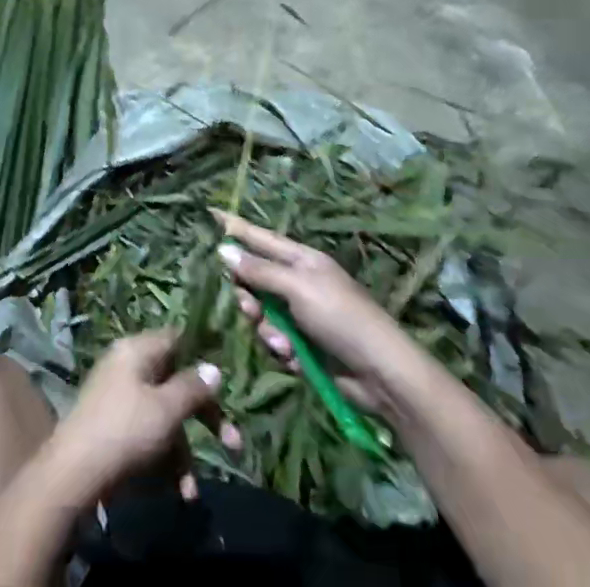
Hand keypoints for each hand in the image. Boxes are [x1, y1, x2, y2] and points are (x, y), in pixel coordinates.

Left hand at [44, 330, 232, 503]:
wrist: (76, 471)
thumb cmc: (126, 430)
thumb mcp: (166, 409)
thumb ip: (192, 388)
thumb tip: (213, 367)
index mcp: (135, 352)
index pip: (175, 338)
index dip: (202, 352)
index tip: (230, 369)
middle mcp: (127, 368)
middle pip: (176, 382)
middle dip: (206, 416)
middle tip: (235, 443)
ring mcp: (120, 398)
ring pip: (166, 416)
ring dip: (184, 453)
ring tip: (192, 489)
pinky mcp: (117, 427)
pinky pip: (150, 436)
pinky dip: (165, 461)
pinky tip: (179, 493)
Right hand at [212, 209, 425, 418]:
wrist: (381, 375)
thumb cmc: (342, 319)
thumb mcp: (297, 288)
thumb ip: (258, 270)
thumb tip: (223, 250)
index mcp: (301, 260)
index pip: (259, 237)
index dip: (234, 227)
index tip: (208, 213)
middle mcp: (298, 283)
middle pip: (252, 279)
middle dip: (247, 297)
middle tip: (251, 310)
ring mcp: (299, 314)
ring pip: (258, 312)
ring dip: (266, 330)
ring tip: (283, 344)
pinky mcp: (300, 343)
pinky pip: (271, 338)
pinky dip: (279, 348)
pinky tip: (294, 358)